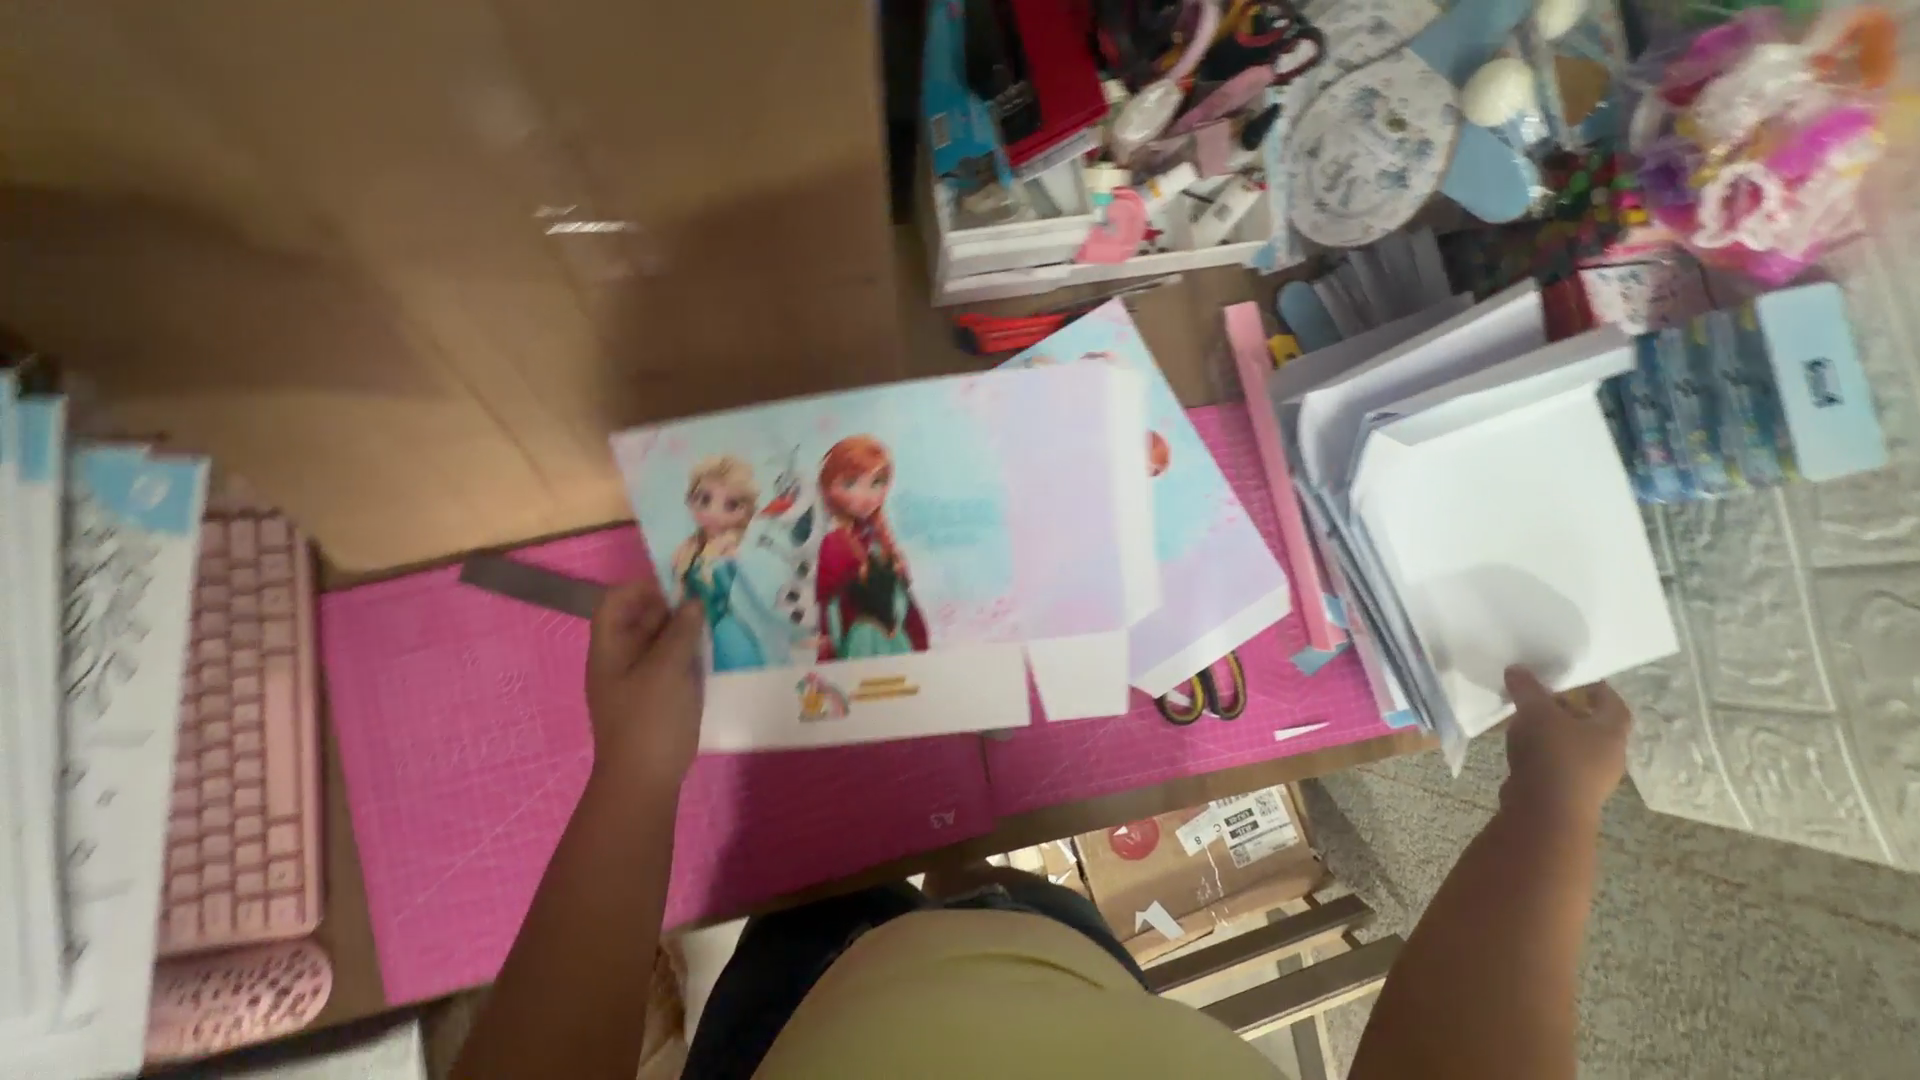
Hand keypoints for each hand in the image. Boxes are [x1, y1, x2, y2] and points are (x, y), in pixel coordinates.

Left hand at [585, 580, 705, 790]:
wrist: (644, 781)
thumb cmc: (650, 720)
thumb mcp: (667, 670)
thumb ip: (681, 631)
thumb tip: (694, 601)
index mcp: (610, 649)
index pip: (617, 602)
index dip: (644, 587)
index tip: (681, 583)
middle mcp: (621, 659)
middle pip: (641, 619)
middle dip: (672, 605)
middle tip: (709, 597)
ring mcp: (640, 679)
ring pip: (660, 641)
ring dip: (685, 628)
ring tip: (718, 619)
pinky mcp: (659, 696)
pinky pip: (672, 663)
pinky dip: (690, 652)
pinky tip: (715, 649)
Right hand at [1500, 666, 1631, 827]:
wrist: (1546, 811)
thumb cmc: (1553, 754)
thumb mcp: (1536, 712)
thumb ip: (1527, 689)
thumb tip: (1517, 669)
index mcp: (1611, 733)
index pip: (1614, 705)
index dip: (1598, 689)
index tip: (1577, 678)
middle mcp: (1609, 756)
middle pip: (1593, 726)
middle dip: (1569, 710)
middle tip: (1542, 697)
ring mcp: (1591, 778)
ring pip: (1575, 746)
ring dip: (1554, 733)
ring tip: (1526, 721)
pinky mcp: (1569, 793)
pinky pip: (1559, 764)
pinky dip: (1544, 752)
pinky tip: (1522, 748)